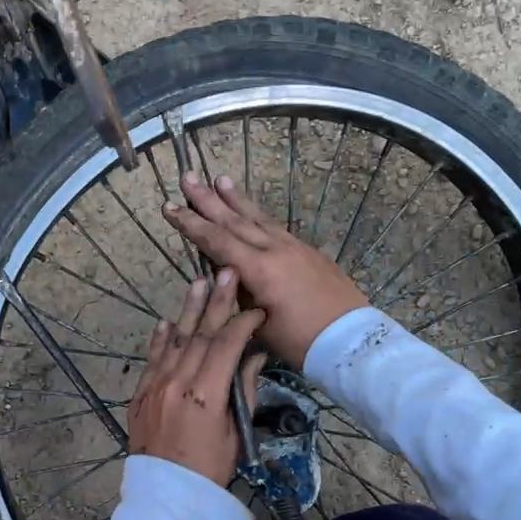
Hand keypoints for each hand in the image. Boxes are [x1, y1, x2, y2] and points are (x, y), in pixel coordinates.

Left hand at [128, 270, 265, 485]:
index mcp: (205, 394)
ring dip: (188, 311)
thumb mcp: (236, 433)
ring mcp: (155, 388)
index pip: (226, 344)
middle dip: (215, 301)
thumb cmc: (210, 469)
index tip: (257, 309)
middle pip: (200, 334)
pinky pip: (152, 360)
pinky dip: (160, 339)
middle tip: (226, 272)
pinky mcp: (141, 396)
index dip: (243, 322)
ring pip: (174, 341)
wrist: (167, 495)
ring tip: (198, 282)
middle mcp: (177, 383)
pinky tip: (168, 321)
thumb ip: (243, 391)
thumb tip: (252, 357)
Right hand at [162, 172, 368, 367]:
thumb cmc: (300, 341)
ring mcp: (294, 247)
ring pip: (258, 217)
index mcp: (260, 270)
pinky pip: (274, 226)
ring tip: (219, 179)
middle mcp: (276, 250)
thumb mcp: (258, 325)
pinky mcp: (307, 252)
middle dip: (207, 200)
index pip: (217, 241)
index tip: (169, 208)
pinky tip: (251, 210)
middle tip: (187, 178)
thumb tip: (226, 275)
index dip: (190, 224)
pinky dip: (257, 214)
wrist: (350, 339)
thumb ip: (239, 296)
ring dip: (235, 198)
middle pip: (235, 220)